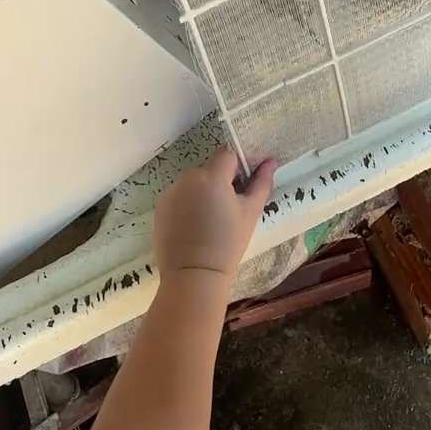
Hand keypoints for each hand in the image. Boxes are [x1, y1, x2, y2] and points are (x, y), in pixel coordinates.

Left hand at [152, 148, 275, 282]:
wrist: (194, 274)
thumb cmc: (228, 243)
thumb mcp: (250, 212)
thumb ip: (261, 182)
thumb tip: (270, 161)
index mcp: (212, 175)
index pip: (228, 154)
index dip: (240, 164)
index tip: (248, 180)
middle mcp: (187, 177)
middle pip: (209, 168)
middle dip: (222, 179)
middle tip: (233, 204)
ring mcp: (170, 192)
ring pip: (193, 182)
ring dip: (204, 190)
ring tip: (213, 217)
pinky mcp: (159, 207)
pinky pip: (179, 196)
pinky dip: (188, 203)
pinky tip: (196, 225)